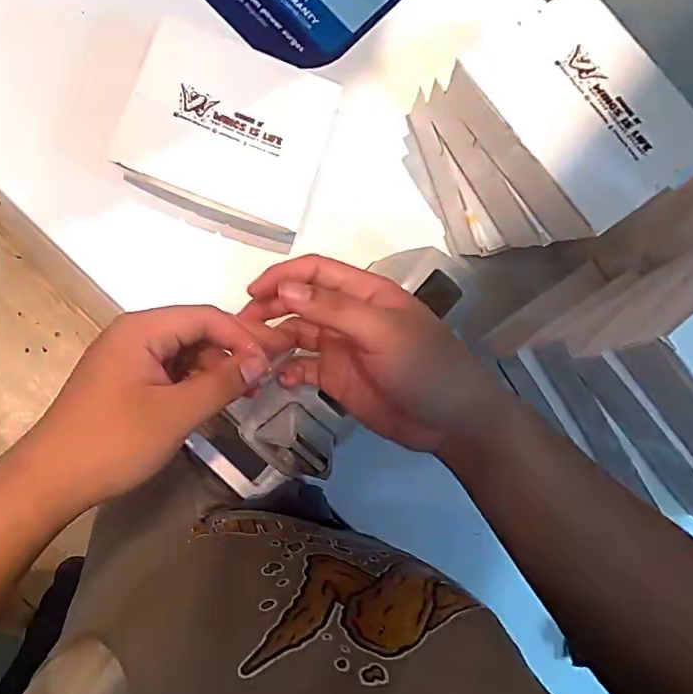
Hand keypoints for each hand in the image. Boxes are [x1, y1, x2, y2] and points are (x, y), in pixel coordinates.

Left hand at [13, 305, 286, 510]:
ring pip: (184, 352)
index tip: (272, 363)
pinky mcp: (124, 380)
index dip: (243, 337)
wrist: (51, 479)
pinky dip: (193, 383)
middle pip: (195, 330)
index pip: (206, 316)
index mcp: (142, 328)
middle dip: (232, 352)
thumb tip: (260, 362)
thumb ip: (222, 383)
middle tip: (267, 377)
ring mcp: (126, 357)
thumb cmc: (114, 442)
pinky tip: (213, 400)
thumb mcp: (176, 413)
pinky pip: (168, 371)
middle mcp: (133, 333)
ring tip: (245, 394)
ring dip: (214, 369)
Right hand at [240, 255, 508, 451]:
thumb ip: (333, 309)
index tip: (252, 293)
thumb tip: (285, 288)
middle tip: (240, 330)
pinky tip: (276, 380)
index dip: (282, 277)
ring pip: (297, 335)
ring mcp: (342, 348)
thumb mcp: (381, 331)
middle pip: (300, 303)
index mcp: (365, 293)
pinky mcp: (338, 378)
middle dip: (269, 310)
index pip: (316, 272)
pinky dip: (287, 371)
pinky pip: (303, 367)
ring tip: (251, 356)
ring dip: (274, 342)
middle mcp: (349, 316)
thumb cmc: (425, 367)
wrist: (452, 421)